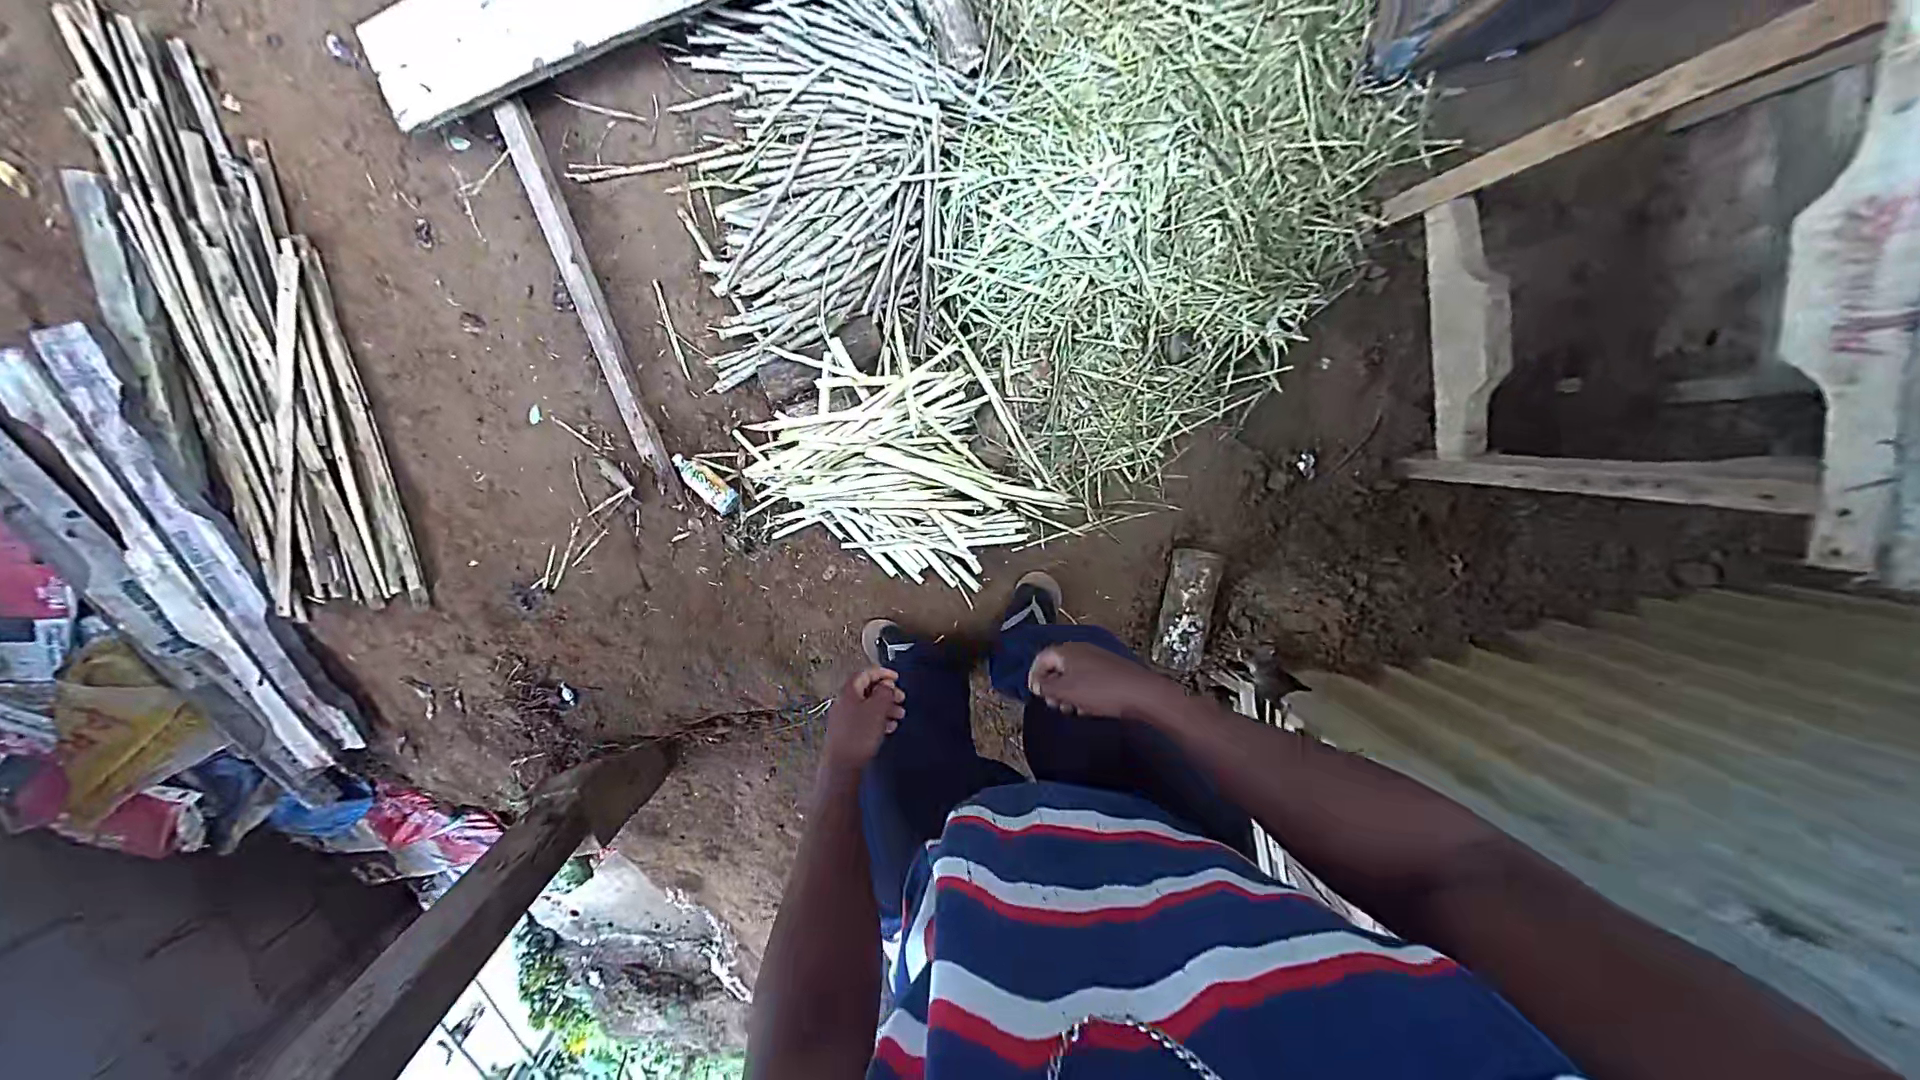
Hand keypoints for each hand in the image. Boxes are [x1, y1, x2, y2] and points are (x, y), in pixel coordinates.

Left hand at [822, 667, 904, 773]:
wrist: (842, 765)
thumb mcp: (878, 709)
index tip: (896, 677)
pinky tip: (888, 727)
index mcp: (849, 692)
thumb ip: (884, 692)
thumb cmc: (859, 735)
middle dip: (887, 693)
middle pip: (868, 690)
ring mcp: (844, 718)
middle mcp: (844, 702)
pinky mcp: (847, 732)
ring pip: (868, 705)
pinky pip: (865, 719)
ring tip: (899, 715)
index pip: (866, 673)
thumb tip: (886, 685)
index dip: (882, 673)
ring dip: (885, 707)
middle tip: (901, 698)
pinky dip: (878, 719)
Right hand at [1027, 643, 1176, 720]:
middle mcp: (1081, 649)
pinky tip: (1088, 708)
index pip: (1040, 659)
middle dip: (1052, 687)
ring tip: (1072, 709)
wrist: (1141, 693)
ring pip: (1073, 675)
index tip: (1037, 695)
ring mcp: (1097, 658)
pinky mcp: (1110, 669)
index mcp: (1066, 651)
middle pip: (1057, 667)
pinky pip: (1088, 678)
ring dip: (1068, 693)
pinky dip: (1083, 692)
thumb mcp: (1066, 691)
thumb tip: (1037, 685)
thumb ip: (1046, 687)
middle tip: (1055, 705)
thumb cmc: (1100, 691)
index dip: (1034, 677)